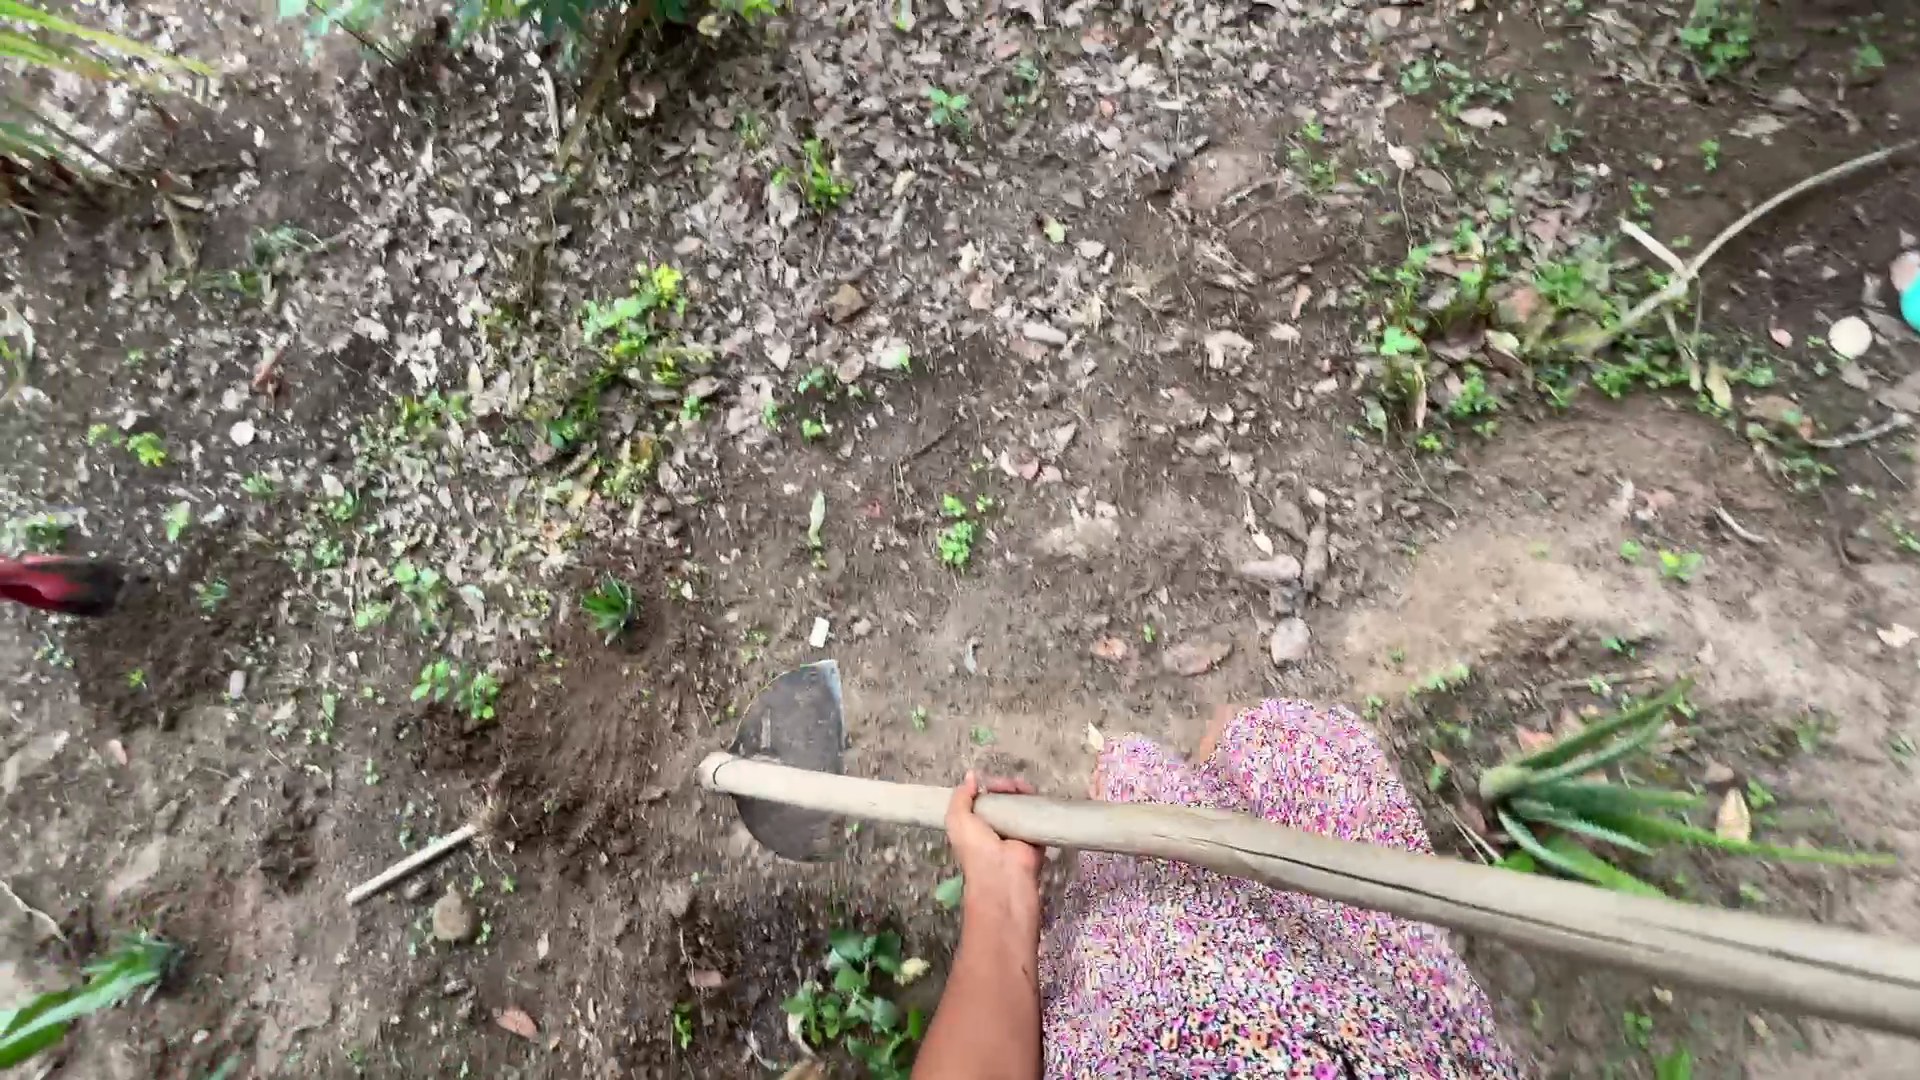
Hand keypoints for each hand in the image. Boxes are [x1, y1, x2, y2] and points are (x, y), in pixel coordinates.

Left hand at [945, 771, 1043, 927]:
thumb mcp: (957, 819)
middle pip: (1002, 799)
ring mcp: (1016, 830)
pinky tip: (1032, 793)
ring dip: (1019, 791)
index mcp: (976, 826)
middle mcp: (996, 828)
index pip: (982, 801)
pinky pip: (1036, 812)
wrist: (1002, 872)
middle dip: (1003, 787)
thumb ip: (960, 796)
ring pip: (1019, 802)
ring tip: (1020, 787)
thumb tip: (971, 776)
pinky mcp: (1035, 833)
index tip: (986, 782)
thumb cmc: (975, 847)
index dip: (984, 788)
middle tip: (1006, 785)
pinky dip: (1036, 800)